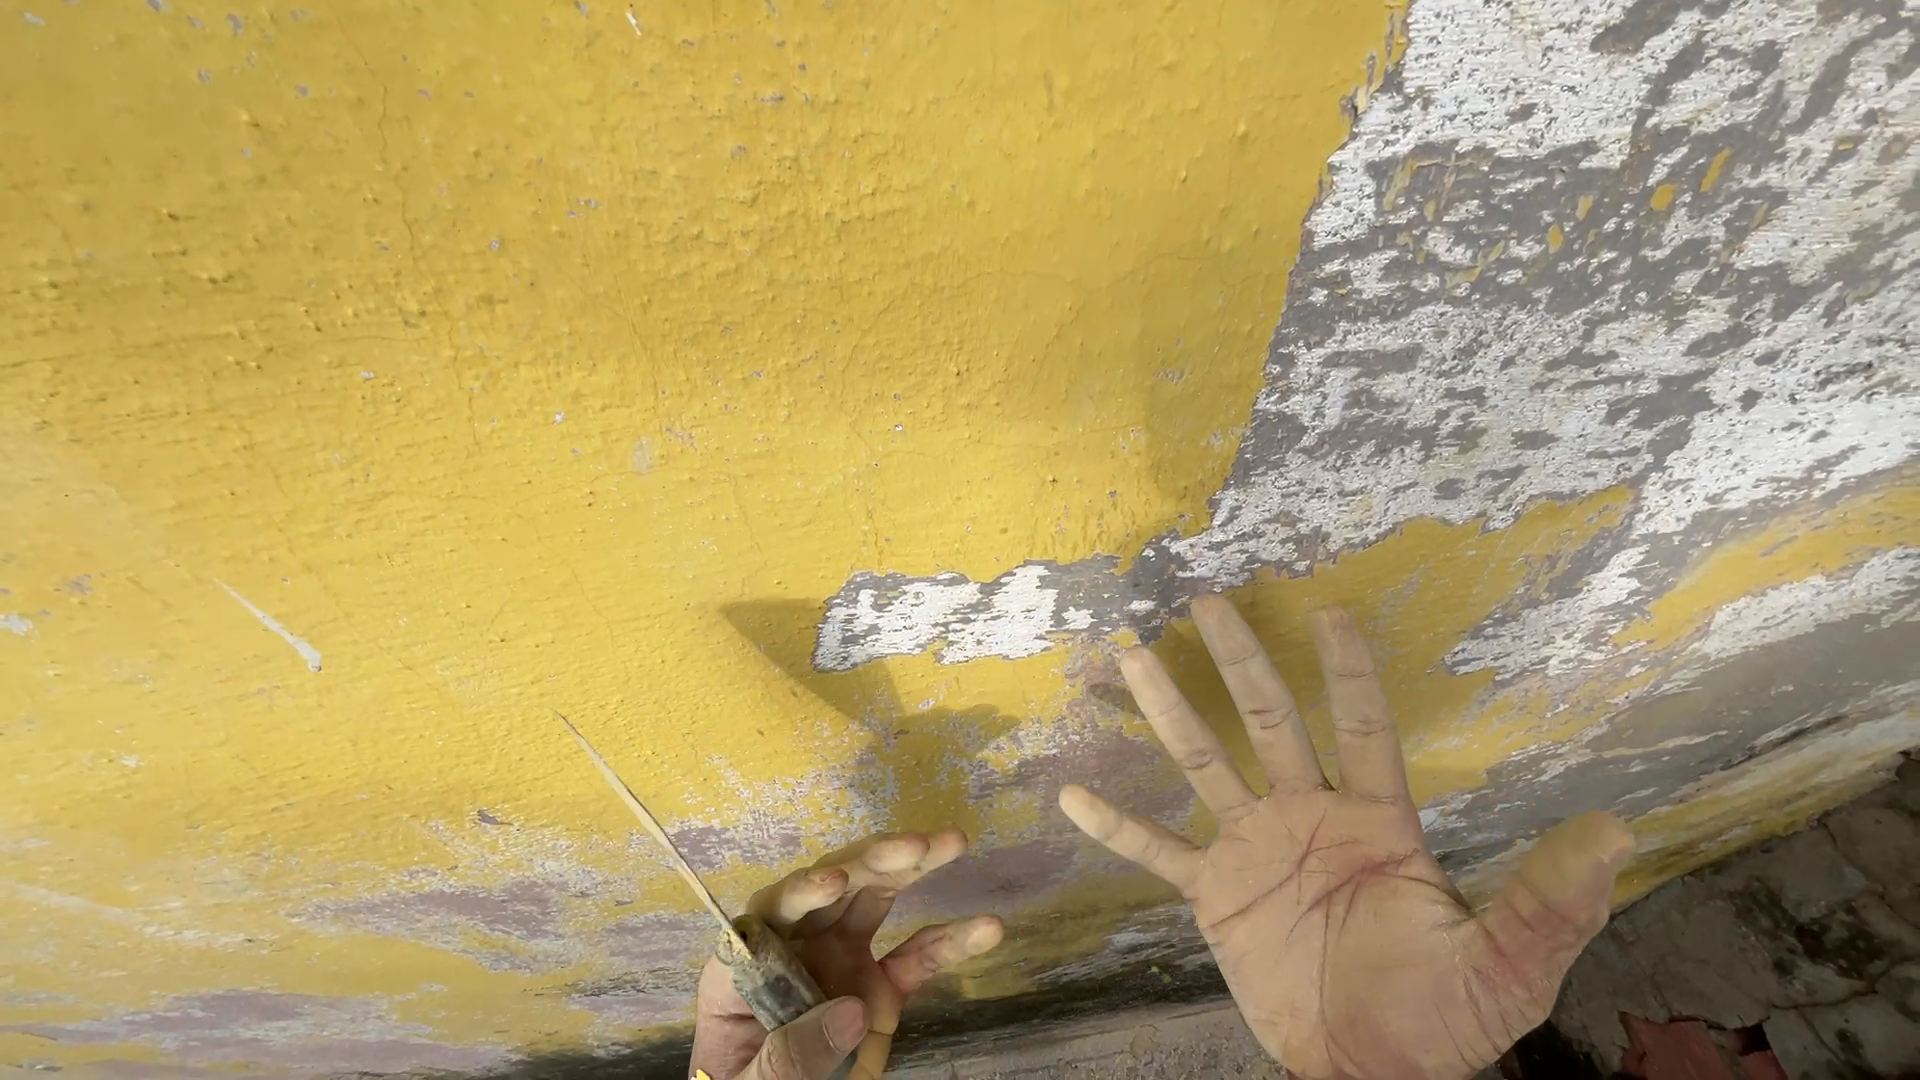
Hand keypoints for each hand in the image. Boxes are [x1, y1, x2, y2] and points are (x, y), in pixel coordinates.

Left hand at [688, 830, 1004, 1079]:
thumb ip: (789, 1054)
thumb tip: (852, 1010)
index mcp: (753, 962)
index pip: (774, 912)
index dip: (803, 890)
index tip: (833, 882)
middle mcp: (800, 944)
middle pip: (835, 886)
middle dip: (874, 860)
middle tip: (915, 845)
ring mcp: (843, 959)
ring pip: (878, 897)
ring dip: (914, 865)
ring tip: (951, 842)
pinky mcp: (881, 989)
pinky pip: (918, 958)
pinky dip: (953, 941)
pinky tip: (988, 926)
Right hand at [1060, 597, 1632, 1079]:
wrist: (1365, 1073)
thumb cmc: (1438, 1018)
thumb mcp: (1502, 971)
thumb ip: (1547, 904)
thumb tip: (1618, 829)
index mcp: (1374, 821)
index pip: (1358, 728)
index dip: (1346, 671)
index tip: (1329, 610)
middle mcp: (1304, 813)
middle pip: (1264, 719)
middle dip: (1237, 658)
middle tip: (1204, 601)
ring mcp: (1250, 847)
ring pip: (1200, 762)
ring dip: (1165, 710)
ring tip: (1127, 657)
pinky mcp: (1211, 891)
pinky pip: (1154, 850)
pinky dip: (1115, 825)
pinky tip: (1070, 795)